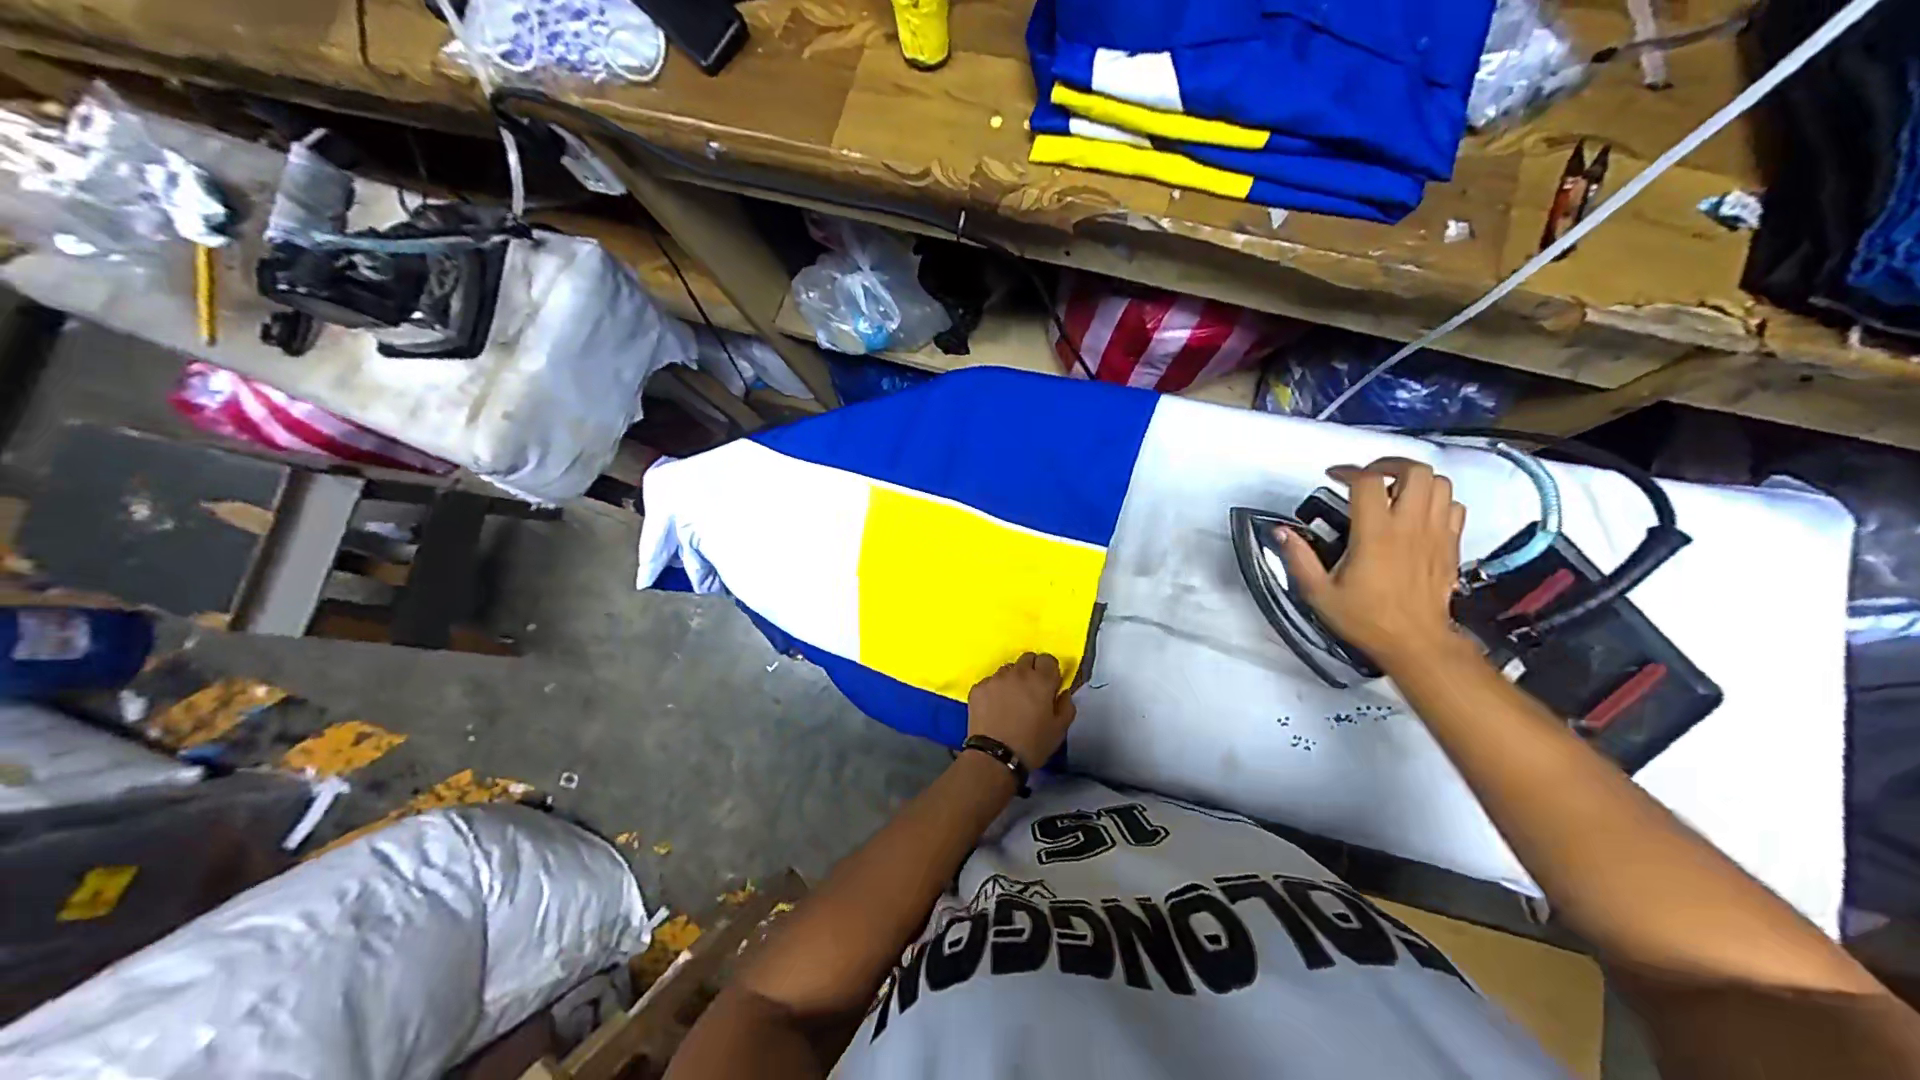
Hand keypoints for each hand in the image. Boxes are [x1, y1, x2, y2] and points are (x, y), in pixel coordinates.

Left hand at [966, 653, 1077, 768]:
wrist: (995, 757)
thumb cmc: (1032, 744)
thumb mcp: (1060, 729)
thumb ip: (1066, 705)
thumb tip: (1063, 692)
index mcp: (1040, 680)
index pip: (1048, 659)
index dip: (1049, 671)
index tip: (1048, 685)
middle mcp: (1017, 673)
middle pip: (1027, 659)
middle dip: (1032, 670)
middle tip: (1031, 691)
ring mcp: (995, 679)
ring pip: (1007, 670)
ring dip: (1012, 679)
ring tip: (1011, 700)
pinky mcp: (978, 688)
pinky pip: (990, 682)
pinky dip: (995, 690)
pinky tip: (994, 708)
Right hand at [1276, 457, 1467, 670]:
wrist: (1415, 642)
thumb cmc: (1366, 618)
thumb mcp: (1319, 593)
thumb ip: (1299, 559)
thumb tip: (1282, 533)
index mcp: (1376, 534)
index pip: (1368, 481)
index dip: (1348, 471)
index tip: (1334, 477)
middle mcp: (1410, 526)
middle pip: (1414, 470)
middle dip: (1389, 465)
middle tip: (1369, 476)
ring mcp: (1436, 533)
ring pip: (1439, 483)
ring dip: (1415, 479)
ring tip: (1394, 490)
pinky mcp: (1452, 545)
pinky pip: (1455, 506)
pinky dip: (1438, 500)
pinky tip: (1419, 512)